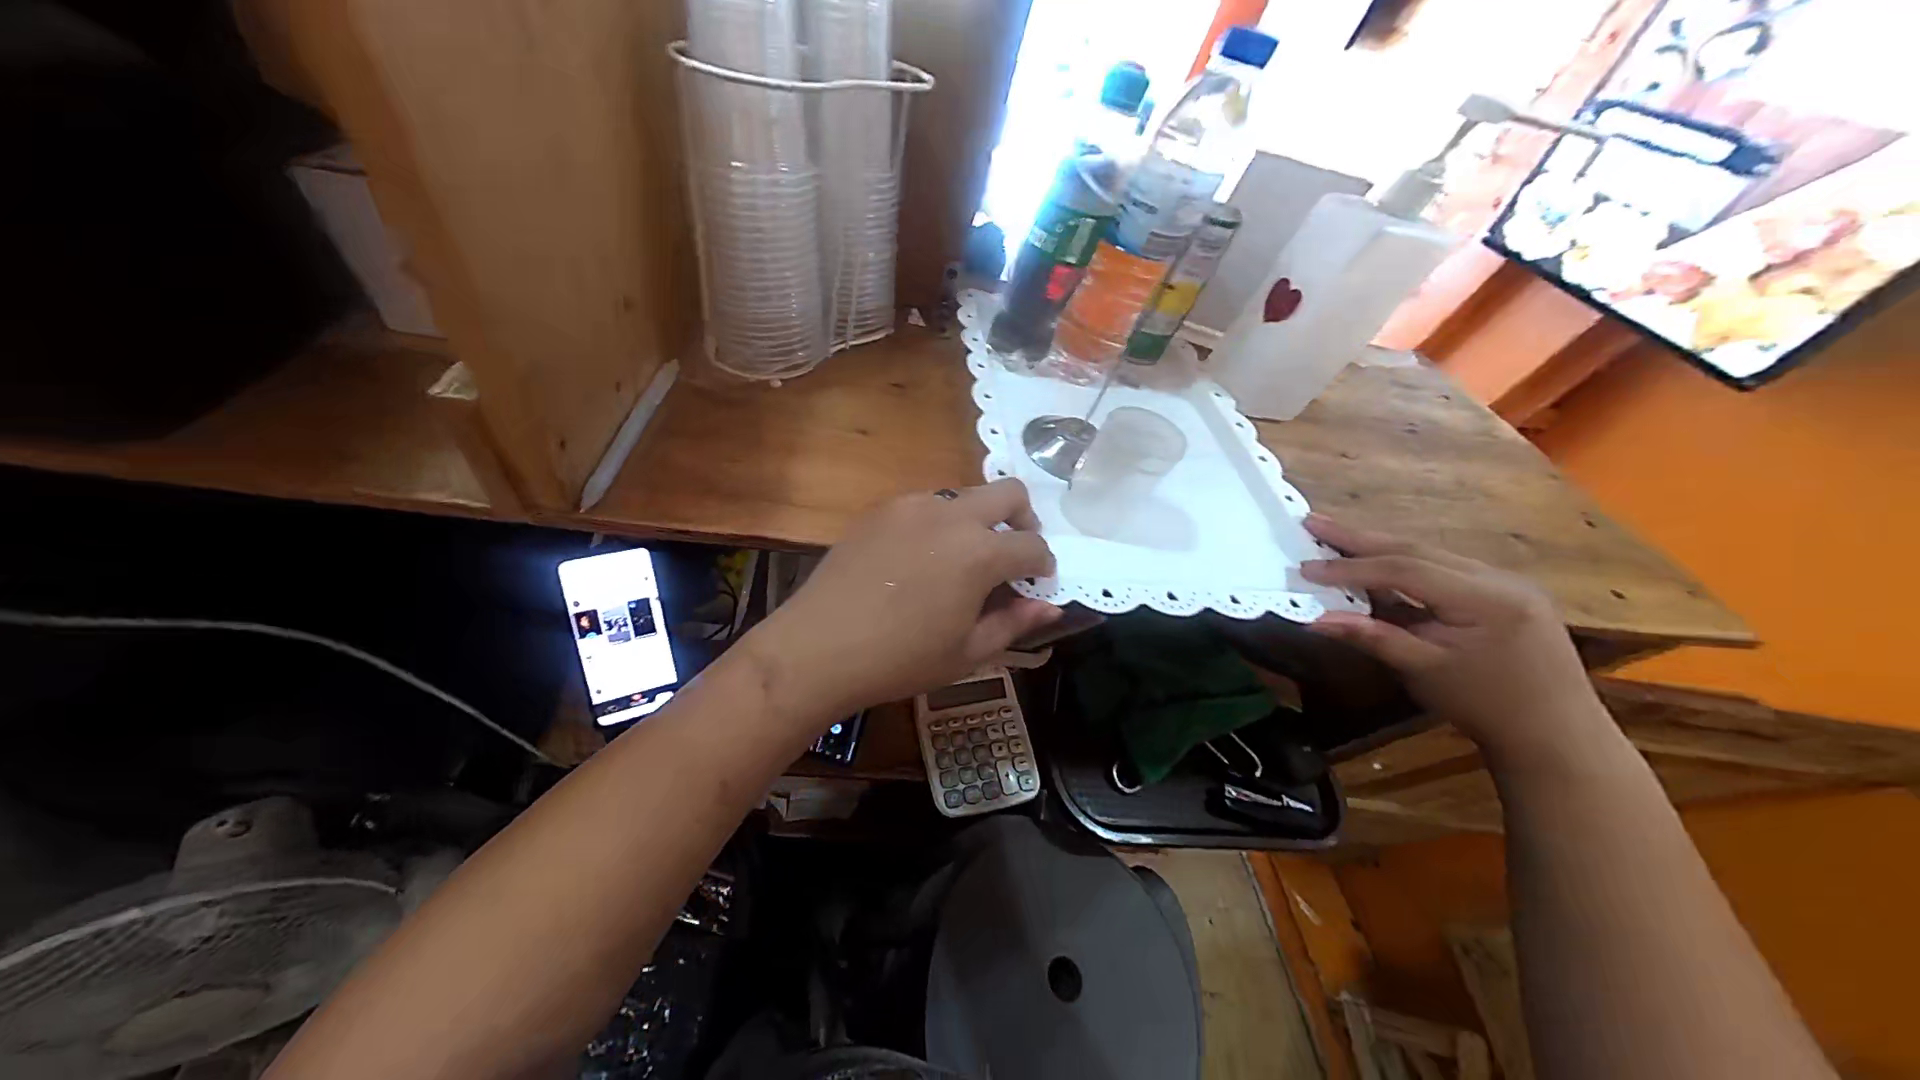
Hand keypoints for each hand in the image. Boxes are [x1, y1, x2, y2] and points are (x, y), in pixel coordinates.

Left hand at [738, 480, 1061, 725]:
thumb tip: (1050, 605)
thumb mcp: (968, 653)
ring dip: (979, 520)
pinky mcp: (880, 510)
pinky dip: (940, 524)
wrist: (818, 648)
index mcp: (979, 552)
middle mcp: (951, 515)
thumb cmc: (901, 660)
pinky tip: (921, 560)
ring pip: (965, 495)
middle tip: (1013, 555)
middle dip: (1023, 520)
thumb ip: (1015, 623)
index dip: (1044, 566)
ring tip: (961, 562)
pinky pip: (926, 505)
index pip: (1033, 545)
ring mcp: (912, 506)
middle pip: (1009, 492)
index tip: (1037, 584)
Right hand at [1298, 515, 1614, 765]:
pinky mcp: (1502, 592)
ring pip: (1430, 555)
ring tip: (1334, 536)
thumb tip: (1314, 620)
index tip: (1307, 569)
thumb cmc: (1487, 706)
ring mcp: (1505, 582)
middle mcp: (1499, 578)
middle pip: (1417, 550)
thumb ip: (1371, 637)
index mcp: (1485, 598)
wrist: (1557, 735)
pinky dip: (1403, 566)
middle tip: (1313, 522)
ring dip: (1379, 547)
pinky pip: (1443, 569)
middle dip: (1360, 538)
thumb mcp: (1423, 671)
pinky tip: (1375, 563)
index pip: (1405, 570)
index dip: (1351, 568)